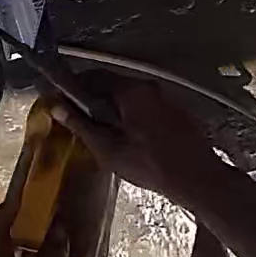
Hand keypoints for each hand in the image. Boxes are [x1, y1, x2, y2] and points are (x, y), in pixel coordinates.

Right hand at [51, 79, 227, 202]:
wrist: (198, 180)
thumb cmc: (150, 165)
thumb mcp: (108, 148)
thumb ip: (80, 125)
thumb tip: (57, 107)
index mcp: (131, 91)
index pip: (92, 76)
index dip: (72, 87)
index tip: (60, 101)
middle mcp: (148, 87)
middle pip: (110, 84)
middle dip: (91, 99)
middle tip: (77, 119)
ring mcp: (163, 98)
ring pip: (127, 96)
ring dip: (110, 108)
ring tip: (99, 131)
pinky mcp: (173, 111)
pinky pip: (143, 105)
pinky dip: (128, 114)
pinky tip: (124, 136)